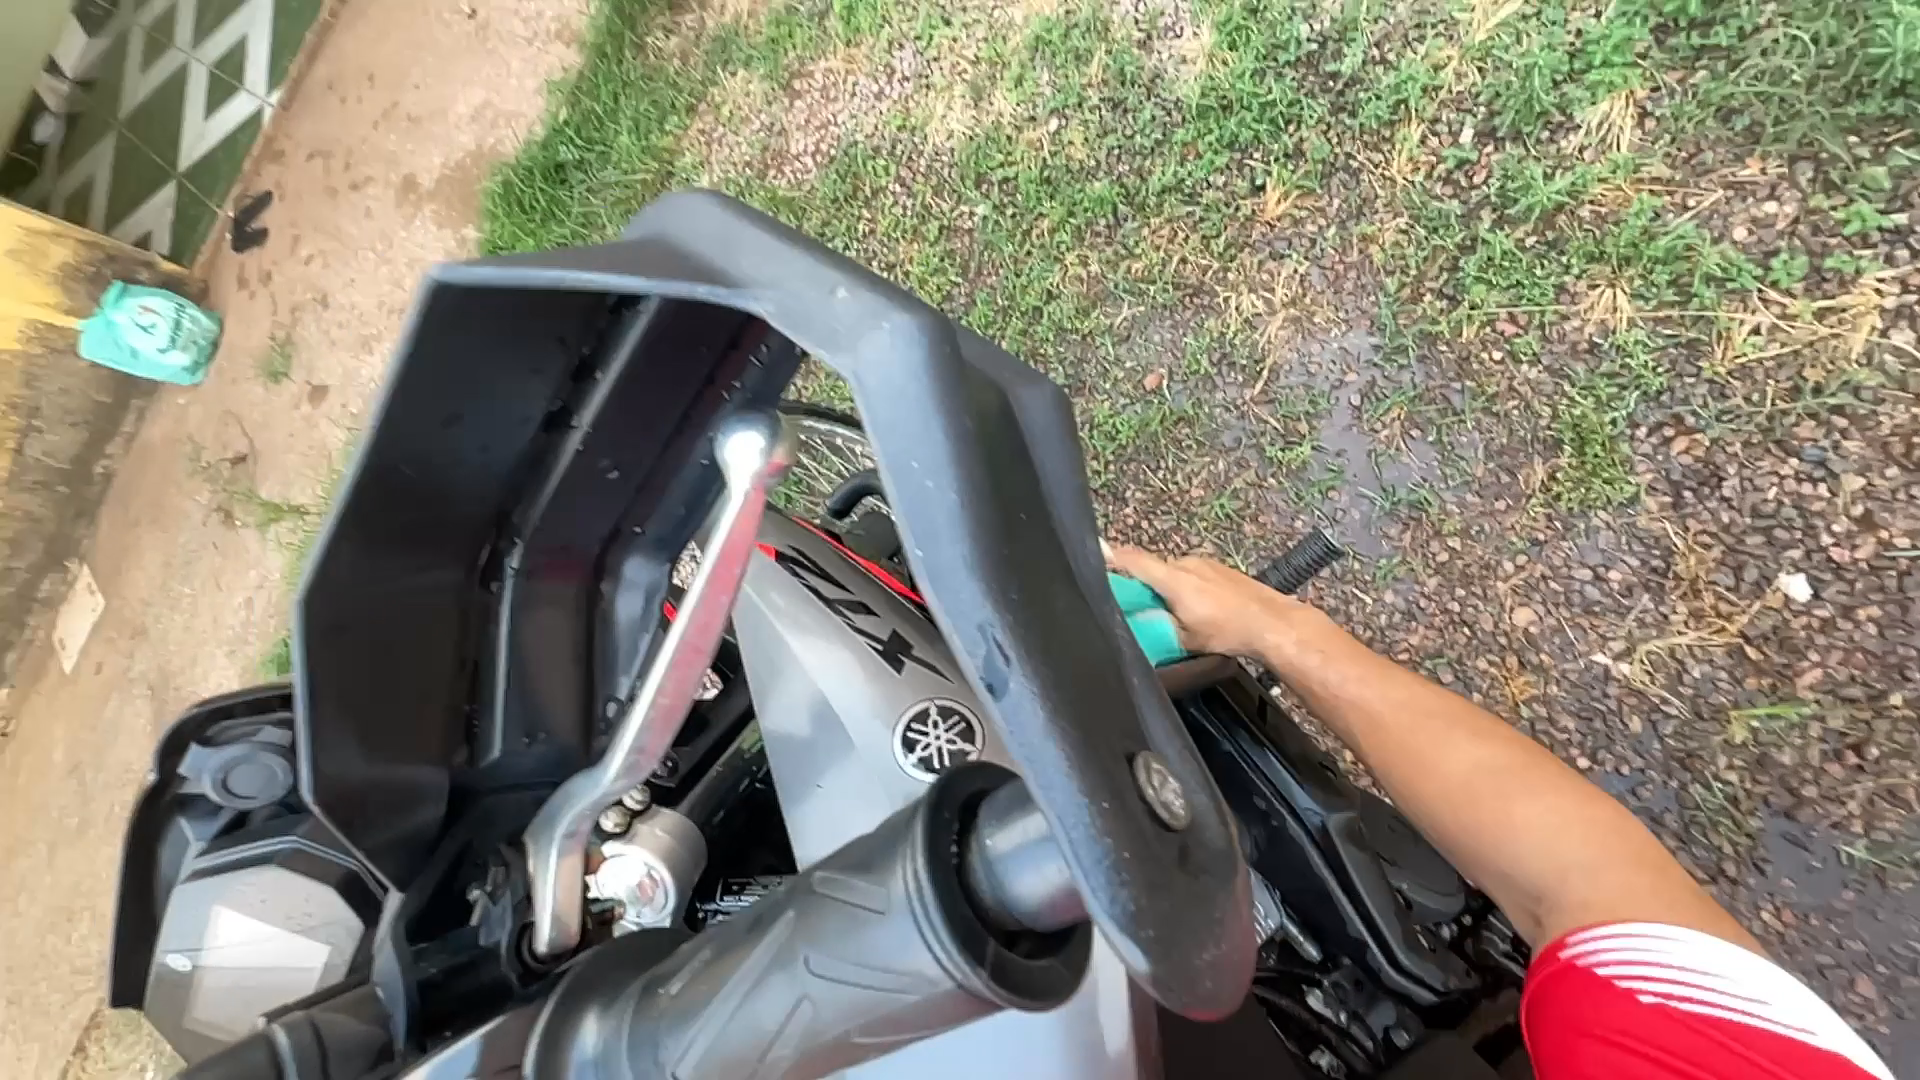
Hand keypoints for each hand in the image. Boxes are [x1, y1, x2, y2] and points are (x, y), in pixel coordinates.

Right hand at [1104, 545, 1328, 661]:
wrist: (1273, 623)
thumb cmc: (1230, 631)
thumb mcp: (1183, 638)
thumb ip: (1155, 626)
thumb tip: (1136, 623)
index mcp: (1174, 579)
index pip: (1134, 561)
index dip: (1112, 556)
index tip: (1095, 552)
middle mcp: (1187, 564)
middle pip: (1152, 570)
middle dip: (1144, 587)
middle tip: (1143, 610)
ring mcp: (1204, 563)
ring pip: (1173, 573)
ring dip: (1169, 589)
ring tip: (1180, 615)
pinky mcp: (1218, 568)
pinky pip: (1192, 574)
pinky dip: (1187, 588)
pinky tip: (1201, 610)